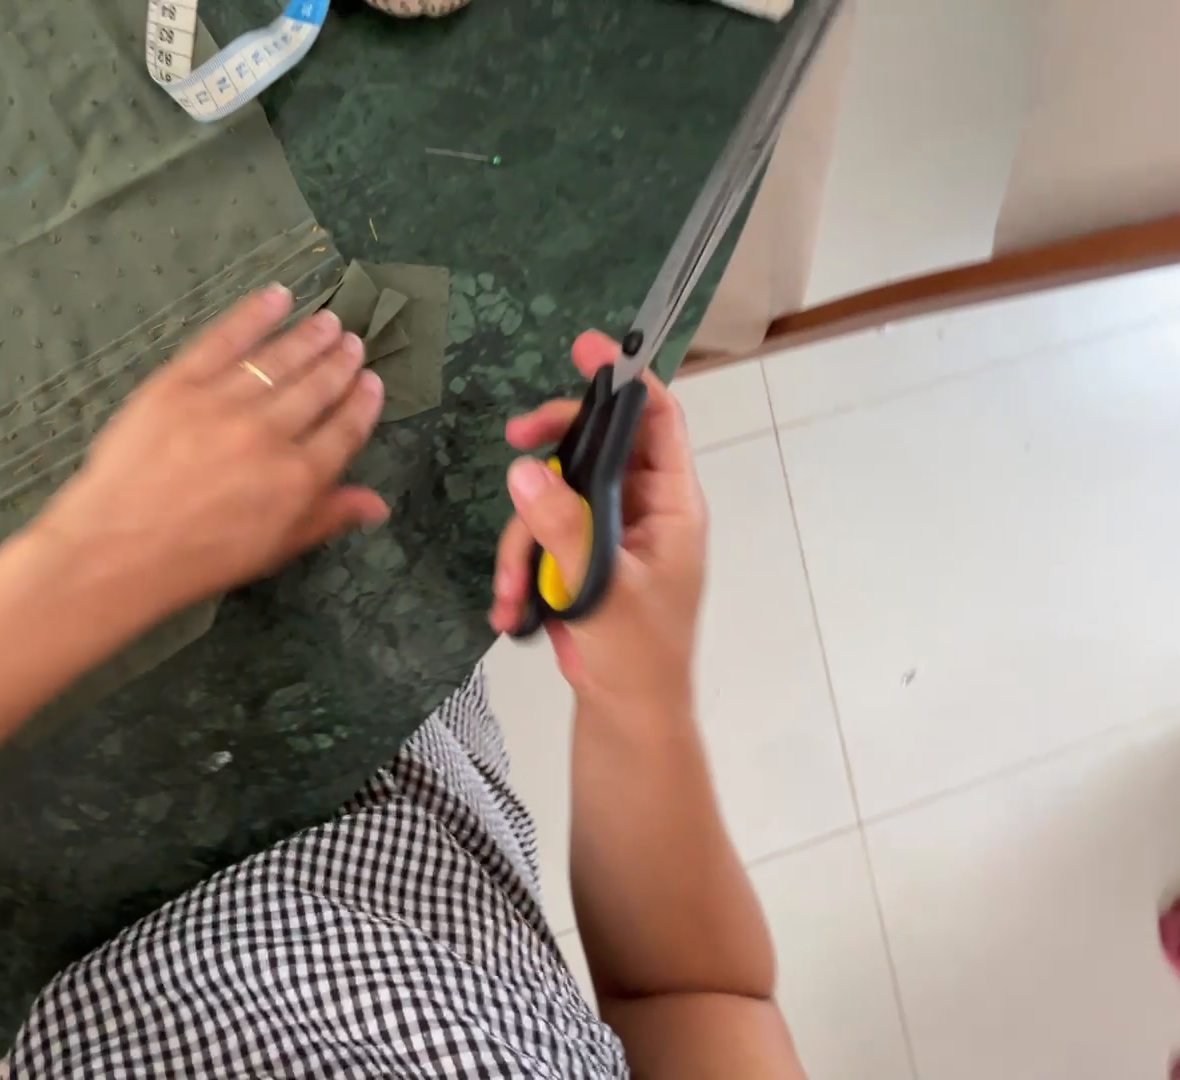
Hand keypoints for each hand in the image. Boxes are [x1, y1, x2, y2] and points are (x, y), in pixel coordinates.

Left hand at [37, 285, 388, 616]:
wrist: (119, 548)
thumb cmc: (200, 558)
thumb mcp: (273, 549)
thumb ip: (326, 518)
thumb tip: (379, 504)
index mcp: (297, 477)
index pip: (344, 430)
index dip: (362, 404)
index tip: (372, 382)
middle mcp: (269, 432)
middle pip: (316, 388)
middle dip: (339, 363)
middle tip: (352, 342)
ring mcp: (224, 403)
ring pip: (278, 360)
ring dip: (308, 337)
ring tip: (327, 321)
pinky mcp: (180, 382)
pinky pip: (225, 339)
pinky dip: (254, 315)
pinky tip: (277, 297)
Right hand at [488, 331, 708, 709]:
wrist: (624, 707)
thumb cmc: (638, 651)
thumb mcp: (601, 585)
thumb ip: (564, 527)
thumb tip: (523, 470)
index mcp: (668, 505)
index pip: (656, 422)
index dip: (627, 380)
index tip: (584, 348)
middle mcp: (636, 508)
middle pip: (588, 452)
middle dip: (545, 461)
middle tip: (511, 446)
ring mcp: (601, 533)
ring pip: (548, 503)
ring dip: (520, 547)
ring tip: (512, 595)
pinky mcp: (571, 558)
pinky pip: (535, 540)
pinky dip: (518, 572)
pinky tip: (511, 609)